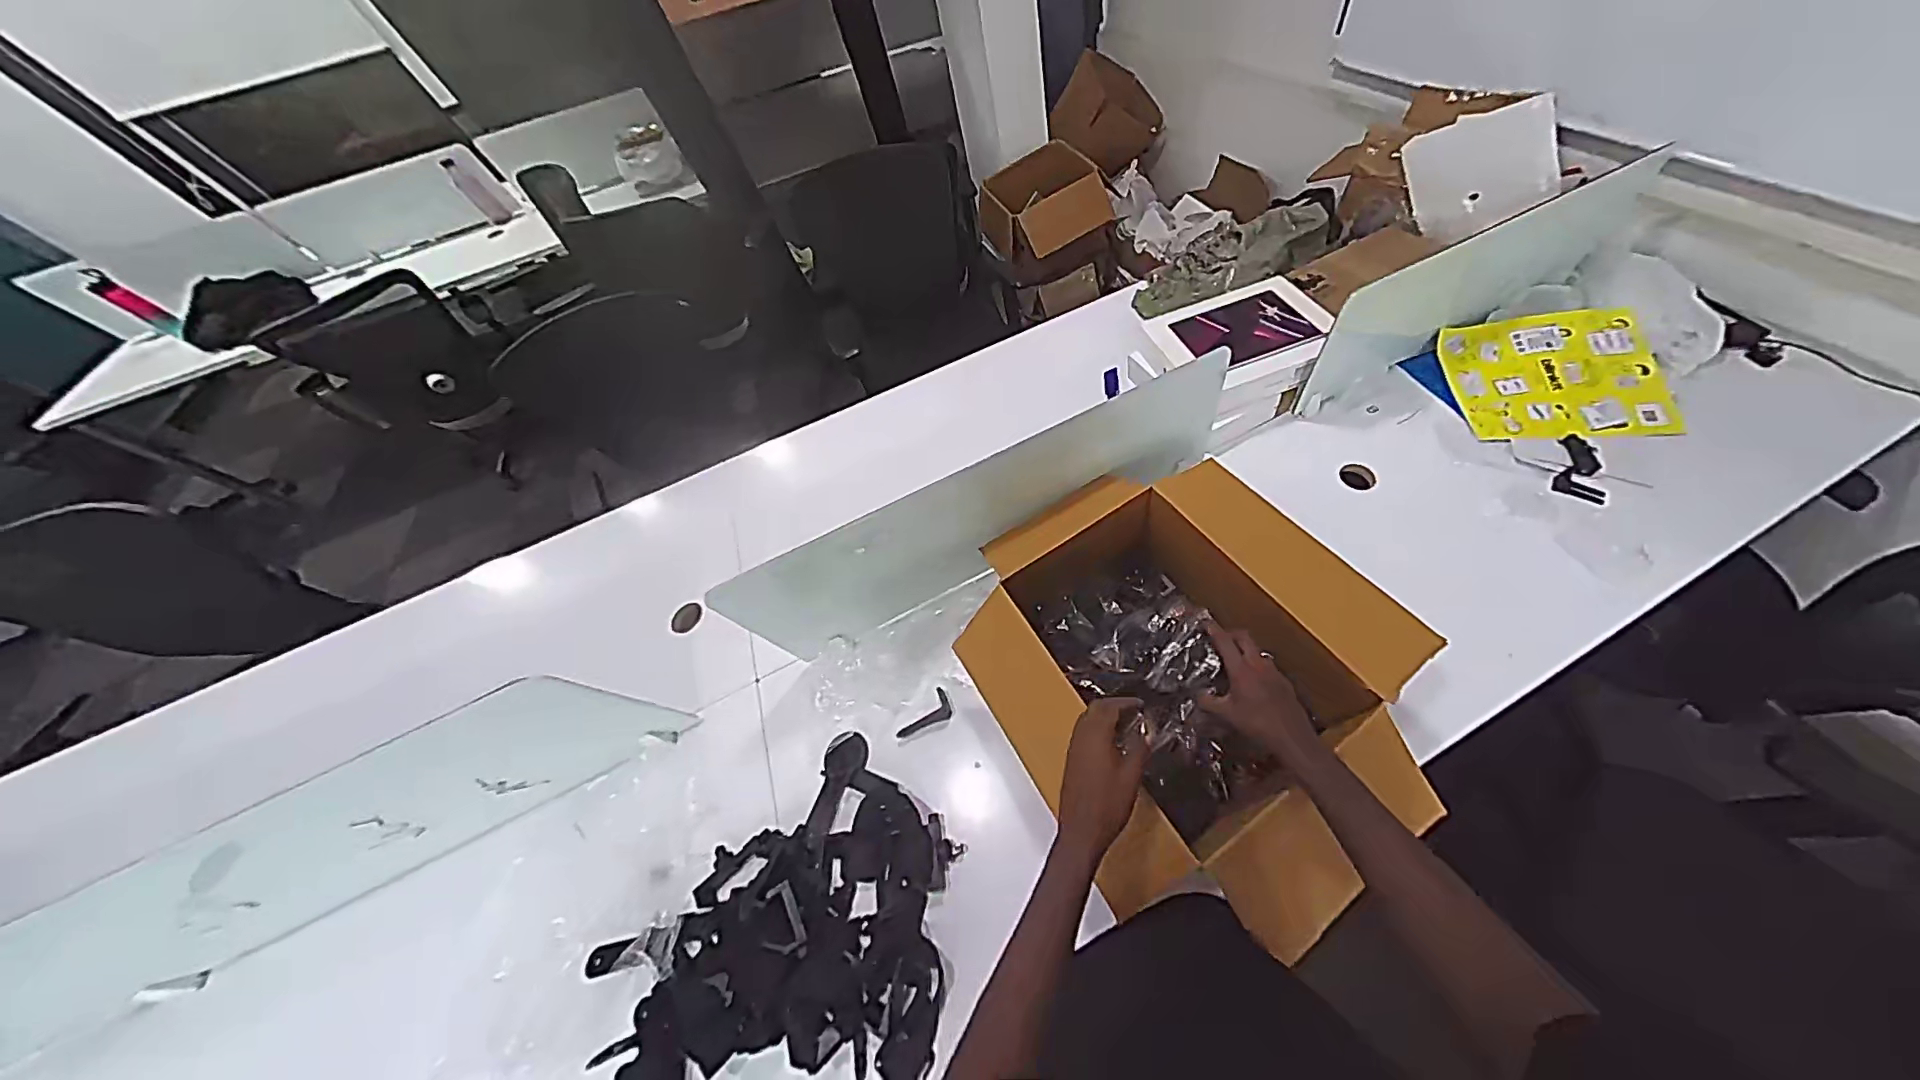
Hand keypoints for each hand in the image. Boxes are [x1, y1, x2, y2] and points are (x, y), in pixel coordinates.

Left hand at [1055, 697, 1147, 863]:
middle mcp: (1080, 737)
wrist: (1082, 831)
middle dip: (1114, 706)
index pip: (1107, 707)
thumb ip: (1139, 748)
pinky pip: (1084, 734)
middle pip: (1094, 710)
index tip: (1141, 704)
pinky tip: (1113, 743)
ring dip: (1105, 717)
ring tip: (1128, 725)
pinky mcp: (1072, 760)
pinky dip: (1098, 730)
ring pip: (1087, 721)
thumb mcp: (1131, 776)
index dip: (1125, 702)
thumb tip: (1146, 730)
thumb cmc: (1109, 804)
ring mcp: (1073, 748)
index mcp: (1094, 736)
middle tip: (1135, 712)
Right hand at [1197, 622, 1317, 757]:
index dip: (1214, 630)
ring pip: (1257, 652)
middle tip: (1220, 638)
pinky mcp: (1285, 683)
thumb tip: (1197, 695)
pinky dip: (1258, 667)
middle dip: (1231, 634)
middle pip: (1245, 638)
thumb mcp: (1226, 715)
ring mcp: (1275, 672)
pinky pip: (1268, 667)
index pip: (1225, 642)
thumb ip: (1208, 703)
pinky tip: (1255, 683)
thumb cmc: (1256, 724)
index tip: (1206, 623)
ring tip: (1236, 662)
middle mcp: (1259, 665)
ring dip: (1246, 650)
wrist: (1292, 737)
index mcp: (1241, 669)